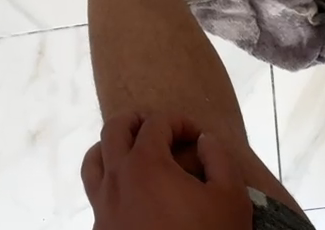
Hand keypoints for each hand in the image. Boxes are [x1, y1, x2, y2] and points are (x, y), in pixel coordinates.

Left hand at [80, 113, 252, 229]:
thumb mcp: (231, 198)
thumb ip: (219, 158)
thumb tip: (204, 140)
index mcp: (145, 163)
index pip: (157, 122)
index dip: (180, 121)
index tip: (198, 136)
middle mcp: (116, 177)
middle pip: (114, 129)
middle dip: (137, 120)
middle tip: (158, 128)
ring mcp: (103, 205)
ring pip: (93, 159)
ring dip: (111, 146)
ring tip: (131, 151)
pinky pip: (94, 193)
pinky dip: (107, 180)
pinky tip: (127, 192)